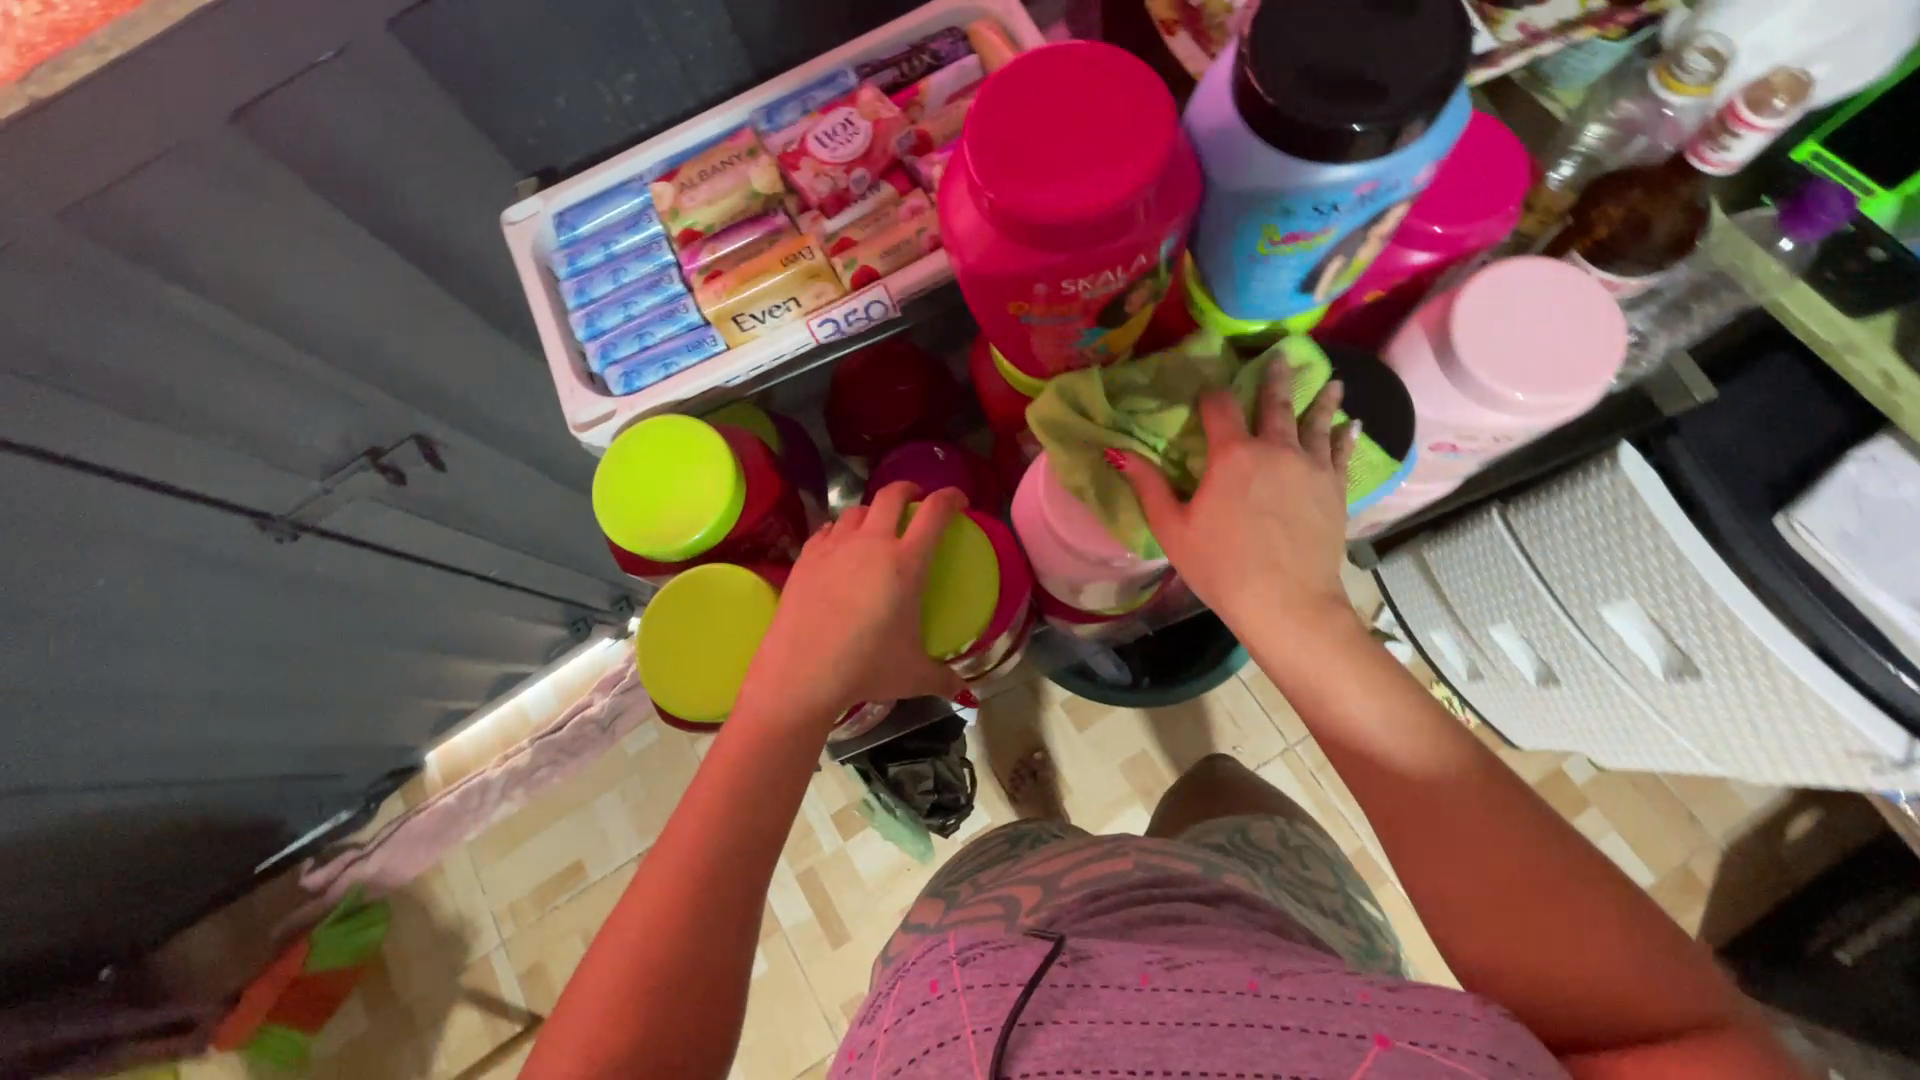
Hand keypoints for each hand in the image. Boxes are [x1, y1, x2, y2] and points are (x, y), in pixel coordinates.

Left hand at [736, 482, 970, 731]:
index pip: (935, 513)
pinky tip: (839, 548)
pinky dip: (839, 532)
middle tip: (916, 501)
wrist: (802, 673)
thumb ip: (943, 678)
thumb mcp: (913, 676)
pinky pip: (827, 531)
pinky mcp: (805, 558)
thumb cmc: (866, 668)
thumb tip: (963, 692)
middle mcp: (871, 544)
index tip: (959, 501)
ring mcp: (835, 548)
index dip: (951, 498)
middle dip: (908, 490)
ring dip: (871, 512)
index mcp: (906, 563)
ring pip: (856, 511)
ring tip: (875, 528)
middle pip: (892, 495)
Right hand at [1114, 357, 1358, 637]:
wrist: (1286, 601)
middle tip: (1283, 359)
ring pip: (1316, 422)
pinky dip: (1346, 436)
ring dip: (1322, 399)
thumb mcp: (1173, 529)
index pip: (1220, 407)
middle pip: (1276, 404)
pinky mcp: (1334, 489)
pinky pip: (1342, 452)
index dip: (1212, 394)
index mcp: (1232, 456)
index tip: (1210, 388)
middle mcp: (1275, 449)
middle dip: (1277, 380)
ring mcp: (1311, 467)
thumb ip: (1148, 486)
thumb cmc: (1221, 567)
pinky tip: (1352, 425)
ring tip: (1333, 382)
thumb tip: (1118, 453)